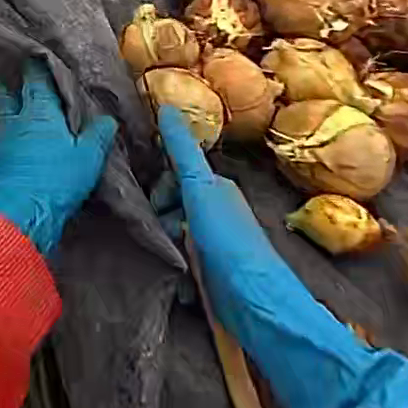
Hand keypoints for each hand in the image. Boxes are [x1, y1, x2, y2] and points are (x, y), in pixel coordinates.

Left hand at [0, 59, 116, 254]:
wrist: (25, 209)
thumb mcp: (89, 157)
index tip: (36, 52)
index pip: (36, 78)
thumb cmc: (59, 178)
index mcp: (41, 110)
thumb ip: (98, 135)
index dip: (36, 64)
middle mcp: (18, 118)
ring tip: (1, 91)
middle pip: (12, 90)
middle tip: (15, 67)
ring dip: (1, 100)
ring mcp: (3, 136)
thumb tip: (108, 119)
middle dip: (14, 78)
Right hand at [158, 105, 407, 407]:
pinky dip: (176, 265)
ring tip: (169, 257)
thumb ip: (182, 149)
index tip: (151, 203)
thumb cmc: (227, 239)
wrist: (256, 302)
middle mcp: (215, 208)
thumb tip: (165, 104)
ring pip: (173, 230)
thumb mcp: (199, 188)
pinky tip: (177, 277)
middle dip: (159, 216)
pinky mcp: (211, 268)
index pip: (174, 174)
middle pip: (171, 202)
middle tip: (159, 232)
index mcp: (215, 186)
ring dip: (166, 242)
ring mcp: (214, 240)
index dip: (159, 187)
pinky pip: (182, 256)